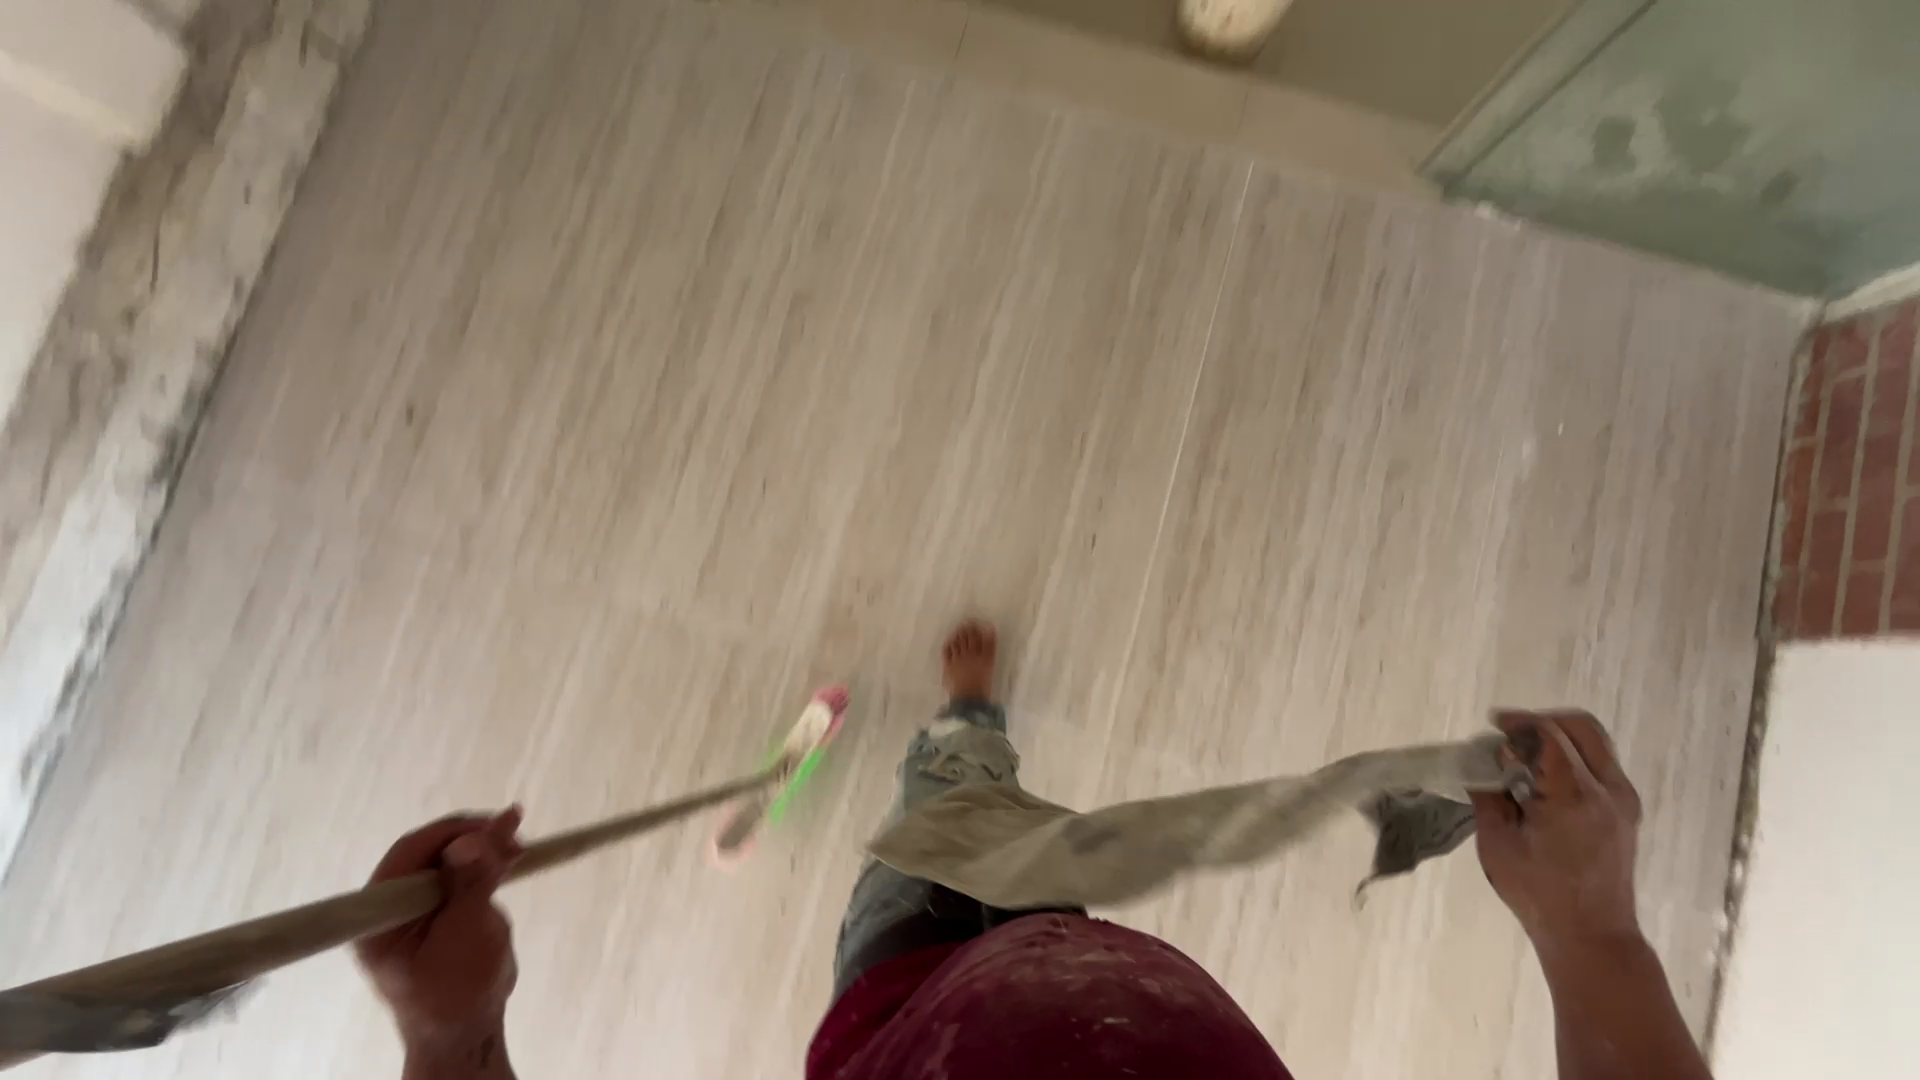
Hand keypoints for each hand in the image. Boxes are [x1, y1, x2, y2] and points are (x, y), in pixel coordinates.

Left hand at [355, 808, 524, 1047]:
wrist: (468, 1028)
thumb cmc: (459, 987)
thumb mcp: (466, 932)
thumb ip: (469, 882)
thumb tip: (476, 837)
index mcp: (381, 916)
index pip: (408, 853)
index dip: (451, 833)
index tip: (493, 826)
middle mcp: (393, 907)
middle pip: (431, 851)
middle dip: (474, 837)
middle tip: (515, 831)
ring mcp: (419, 908)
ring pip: (451, 858)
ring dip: (487, 846)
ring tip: (520, 844)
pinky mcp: (442, 910)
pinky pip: (463, 873)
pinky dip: (489, 861)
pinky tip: (514, 853)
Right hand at [1470, 710, 1642, 952]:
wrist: (1591, 934)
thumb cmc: (1537, 891)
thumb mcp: (1497, 842)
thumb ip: (1490, 796)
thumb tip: (1486, 766)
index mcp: (1572, 798)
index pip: (1548, 736)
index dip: (1518, 723)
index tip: (1493, 726)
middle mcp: (1607, 792)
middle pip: (1581, 728)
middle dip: (1542, 721)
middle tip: (1511, 736)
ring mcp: (1623, 801)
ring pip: (1595, 743)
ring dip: (1558, 737)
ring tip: (1526, 754)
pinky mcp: (1625, 811)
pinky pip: (1599, 763)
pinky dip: (1570, 756)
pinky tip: (1543, 778)